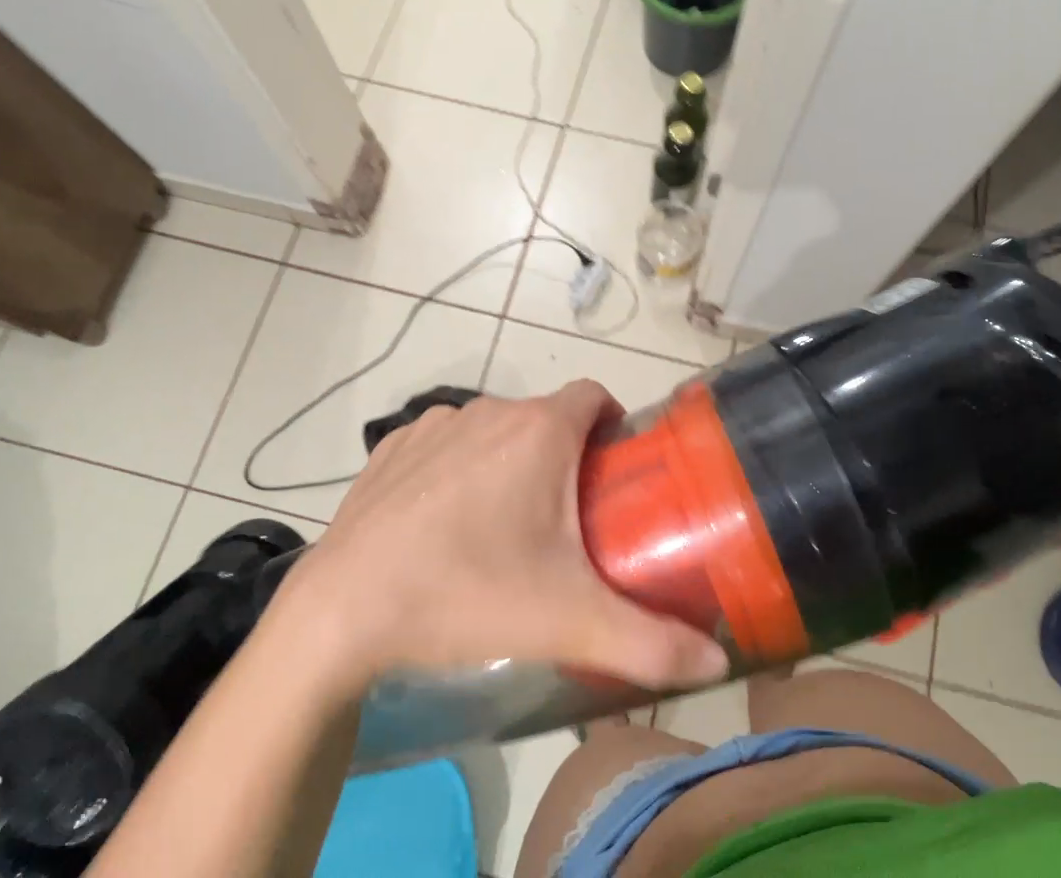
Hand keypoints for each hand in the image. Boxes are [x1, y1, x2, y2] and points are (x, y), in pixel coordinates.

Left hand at [266, 381, 729, 691]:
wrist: (342, 612)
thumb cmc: (466, 596)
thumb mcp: (570, 623)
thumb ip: (652, 643)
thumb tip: (718, 664)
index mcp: (540, 432)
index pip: (597, 397)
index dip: (617, 428)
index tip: (621, 477)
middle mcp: (487, 413)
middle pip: (548, 420)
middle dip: (568, 459)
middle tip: (573, 526)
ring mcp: (431, 427)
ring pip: (495, 433)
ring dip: (513, 464)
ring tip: (509, 531)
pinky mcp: (389, 450)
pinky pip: (445, 447)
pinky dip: (460, 471)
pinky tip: (448, 527)